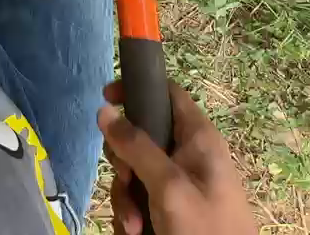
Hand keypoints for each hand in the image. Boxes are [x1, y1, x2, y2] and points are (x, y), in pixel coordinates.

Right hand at [98, 81, 254, 234]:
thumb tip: (104, 109)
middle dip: (123, 160)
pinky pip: (140, 197)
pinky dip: (132, 213)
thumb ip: (136, 146)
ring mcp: (180, 184)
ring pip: (135, 170)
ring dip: (126, 195)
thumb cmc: (205, 231)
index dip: (136, 89)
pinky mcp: (173, 209)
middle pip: (140, 135)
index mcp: (198, 138)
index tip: (106, 100)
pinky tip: (136, 232)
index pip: (166, 92)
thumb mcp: (168, 187)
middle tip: (125, 178)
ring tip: (134, 224)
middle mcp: (188, 156)